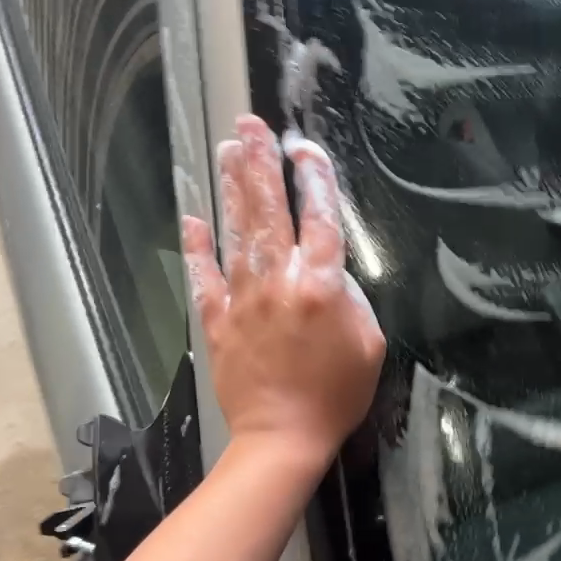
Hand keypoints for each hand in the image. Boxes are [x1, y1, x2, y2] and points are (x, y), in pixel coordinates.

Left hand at [182, 116, 385, 465]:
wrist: (283, 436)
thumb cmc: (337, 394)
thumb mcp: (369, 345)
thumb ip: (353, 299)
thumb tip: (331, 273)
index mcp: (322, 285)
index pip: (320, 219)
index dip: (314, 179)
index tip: (304, 147)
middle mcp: (279, 281)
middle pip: (270, 212)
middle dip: (260, 163)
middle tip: (250, 123)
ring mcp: (243, 298)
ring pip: (236, 233)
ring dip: (232, 187)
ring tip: (227, 148)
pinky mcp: (217, 320)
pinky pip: (204, 276)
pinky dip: (196, 246)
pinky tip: (190, 216)